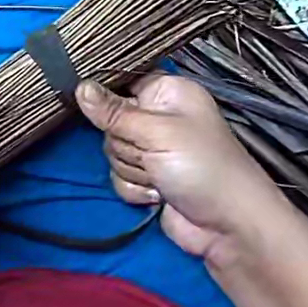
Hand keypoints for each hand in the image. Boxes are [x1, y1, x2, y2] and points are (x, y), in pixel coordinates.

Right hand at [75, 74, 288, 262]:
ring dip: (133, 169)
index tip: (101, 110)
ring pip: (113, 151)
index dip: (109, 96)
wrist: (228, 225)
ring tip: (161, 177)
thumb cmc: (201, 165)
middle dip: (127, 144)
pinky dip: (135, 189)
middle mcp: (159, 116)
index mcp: (168, 92)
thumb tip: (80, 87)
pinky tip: (158, 195)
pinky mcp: (147, 179)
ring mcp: (153, 150)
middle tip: (152, 153)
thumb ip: (115, 112)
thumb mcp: (157, 132)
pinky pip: (118, 177)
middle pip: (112, 121)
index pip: (124, 80)